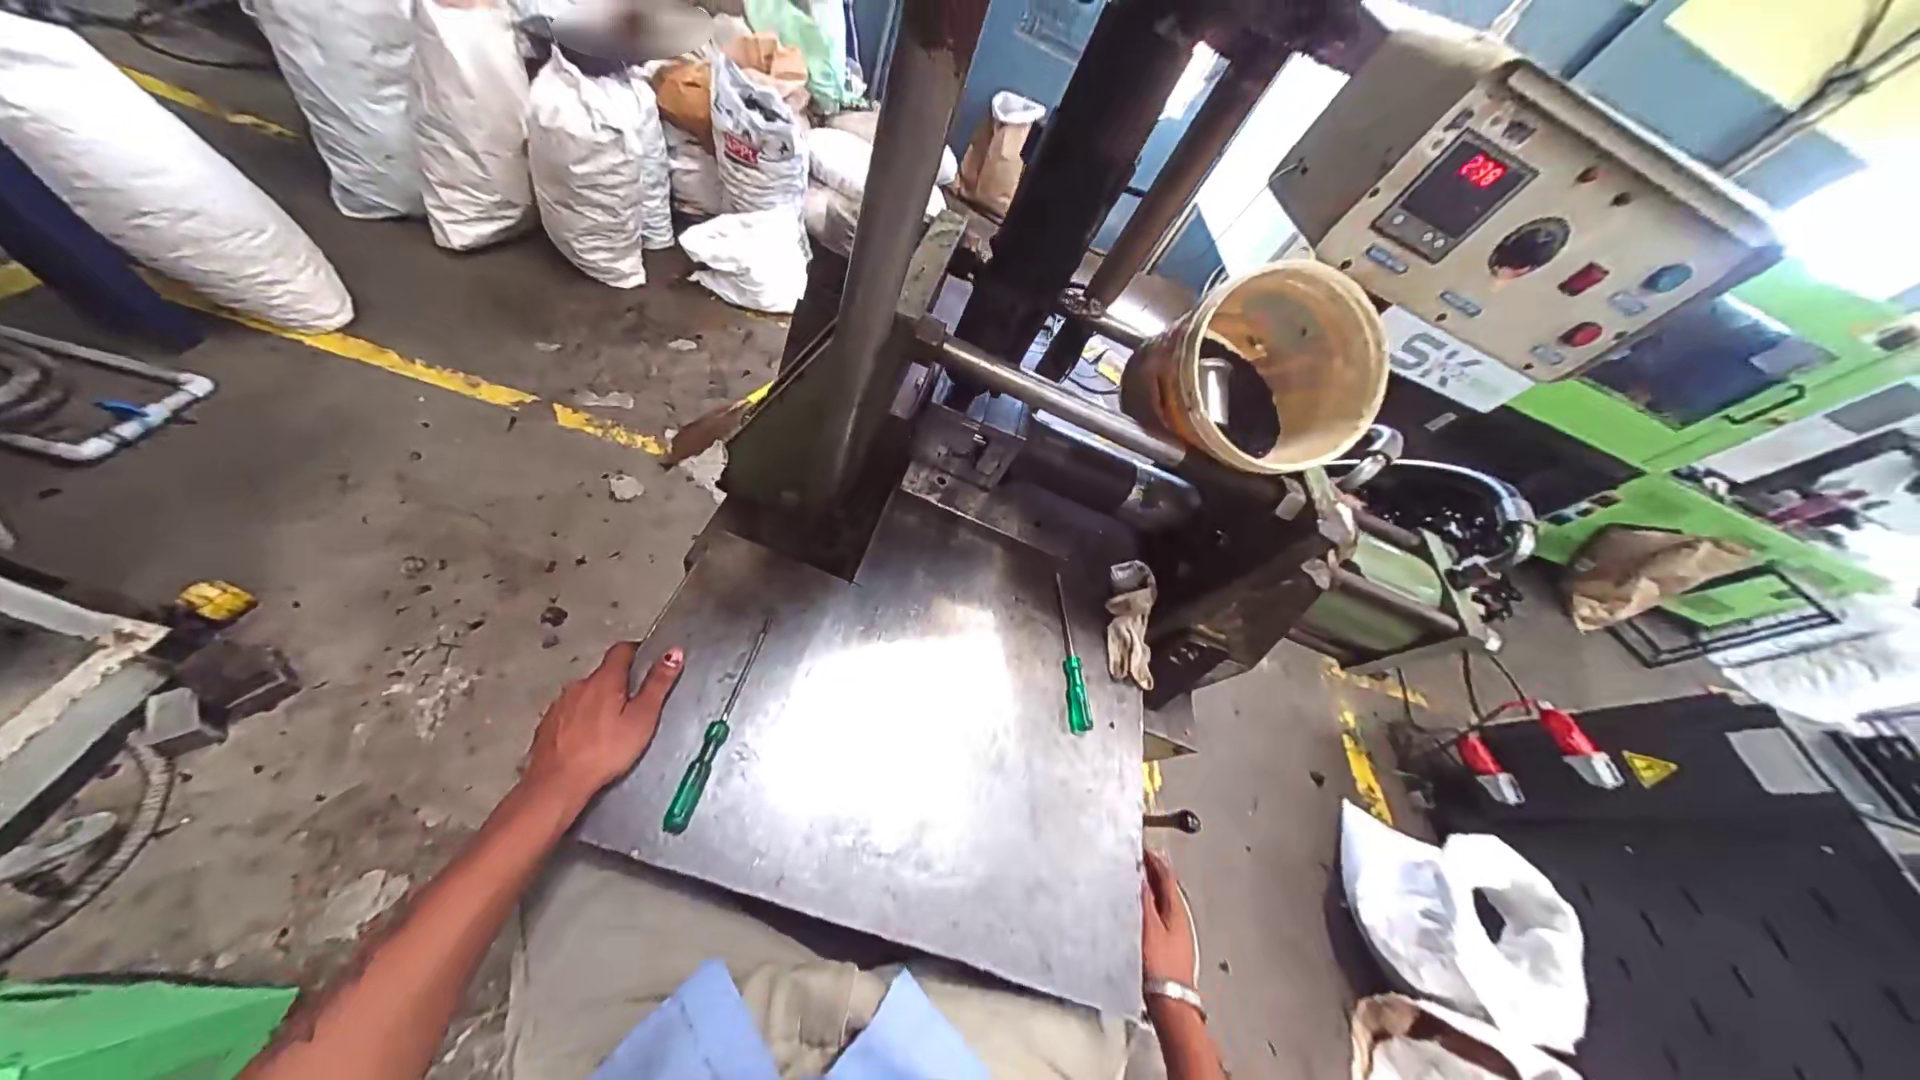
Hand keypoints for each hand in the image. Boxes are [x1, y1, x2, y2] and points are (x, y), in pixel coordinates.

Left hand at [524, 642, 683, 802]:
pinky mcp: (546, 725)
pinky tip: (589, 739)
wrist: (557, 784)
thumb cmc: (606, 751)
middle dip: (619, 682)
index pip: (622, 650)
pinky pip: (570, 713)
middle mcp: (578, 686)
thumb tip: (674, 653)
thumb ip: (658, 683)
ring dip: (599, 701)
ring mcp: (559, 705)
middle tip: (635, 704)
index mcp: (605, 679)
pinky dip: (581, 719)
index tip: (648, 663)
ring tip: (613, 725)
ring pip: (585, 694)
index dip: (637, 652)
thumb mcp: (643, 717)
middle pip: (603, 673)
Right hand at [1141, 850, 1196, 984]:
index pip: (1166, 875)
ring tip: (1137, 878)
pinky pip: (1160, 913)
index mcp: (1176, 909)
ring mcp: (1176, 931)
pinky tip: (1140, 908)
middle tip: (1138, 859)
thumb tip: (1142, 876)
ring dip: (1151, 887)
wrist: (1170, 1001)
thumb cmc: (1160, 965)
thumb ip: (1144, 900)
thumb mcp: (1148, 927)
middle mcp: (1179, 918)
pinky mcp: (1169, 943)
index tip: (1143, 848)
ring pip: (1163, 900)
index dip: (1154, 859)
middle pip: (1166, 886)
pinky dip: (1150, 903)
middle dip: (1153, 871)